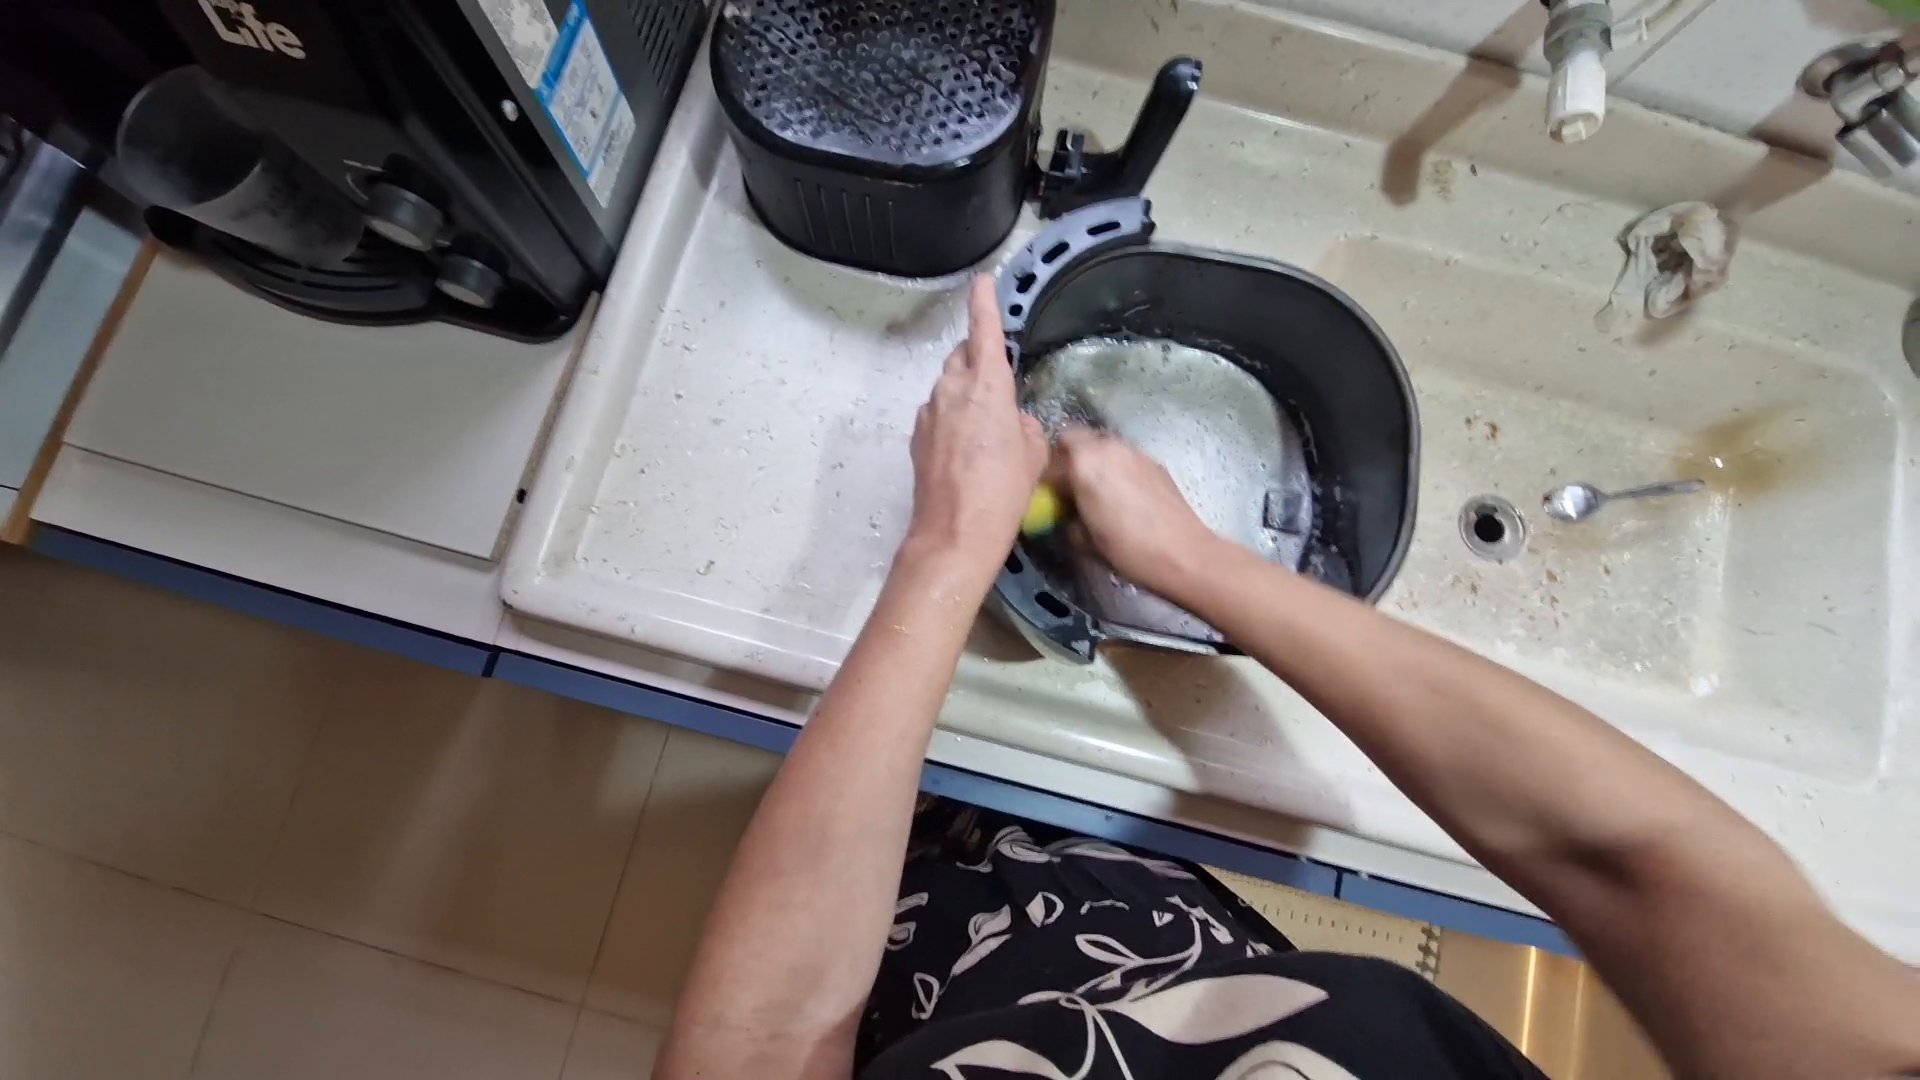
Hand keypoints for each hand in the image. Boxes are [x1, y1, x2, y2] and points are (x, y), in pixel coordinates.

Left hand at [905, 276, 1047, 574]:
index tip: (982, 282)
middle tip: (998, 380)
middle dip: (977, 357)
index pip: (984, 330)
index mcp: (987, 385)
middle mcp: (951, 390)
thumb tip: (1012, 422)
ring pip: (948, 387)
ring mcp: (928, 413)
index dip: (984, 303)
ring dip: (964, 393)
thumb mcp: (1033, 453)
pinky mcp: (917, 438)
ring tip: (985, 427)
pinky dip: (951, 419)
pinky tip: (965, 449)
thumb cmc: (1003, 491)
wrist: (955, 532)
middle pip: (962, 356)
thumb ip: (1023, 424)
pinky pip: (937, 414)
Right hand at [1052, 426, 1222, 596]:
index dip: (1050, 467)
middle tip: (1072, 488)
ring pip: (1106, 447)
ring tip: (1100, 493)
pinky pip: (1127, 459)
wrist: (1182, 554)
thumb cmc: (1126, 548)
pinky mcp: (1156, 463)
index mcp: (1086, 462)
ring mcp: (1137, 452)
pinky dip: (1119, 470)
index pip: (1056, 447)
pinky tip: (1125, 498)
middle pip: (1082, 439)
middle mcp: (1111, 447)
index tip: (1050, 489)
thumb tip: (1067, 513)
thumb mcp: (1082, 539)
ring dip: (1097, 463)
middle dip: (1073, 459)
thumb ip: (1066, 517)